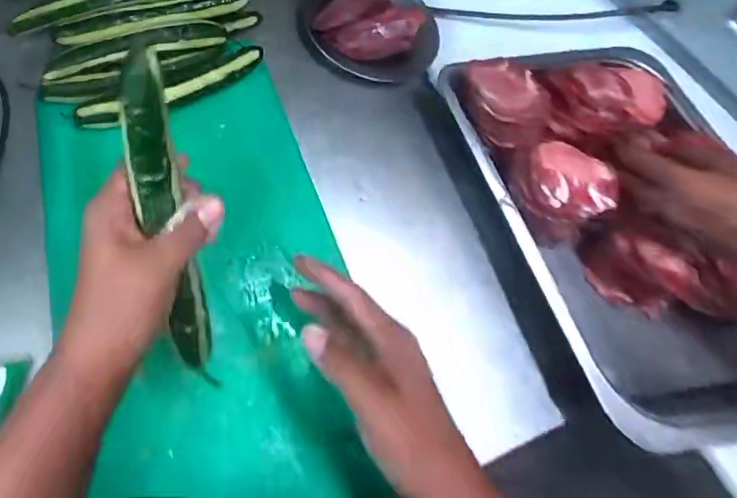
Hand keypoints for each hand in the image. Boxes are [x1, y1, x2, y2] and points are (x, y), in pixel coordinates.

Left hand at [58, 162, 222, 376]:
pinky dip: (174, 236)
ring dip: (179, 216)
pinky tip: (197, 244)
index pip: (133, 168)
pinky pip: (153, 237)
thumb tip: (218, 200)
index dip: (161, 163)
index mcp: (107, 209)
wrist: (97, 363)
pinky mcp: (126, 265)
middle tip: (206, 204)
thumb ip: (191, 229)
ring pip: (152, 215)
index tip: (194, 167)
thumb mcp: (161, 263)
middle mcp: (108, 219)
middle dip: (177, 192)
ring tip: (208, 224)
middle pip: (145, 190)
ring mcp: (116, 243)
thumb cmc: (123, 304)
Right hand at [291, 256, 495, 497]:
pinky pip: (357, 349)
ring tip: (299, 306)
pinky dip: (336, 339)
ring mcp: (393, 366)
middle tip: (290, 282)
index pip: (354, 297)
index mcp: (392, 339)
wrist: (447, 485)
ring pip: (355, 329)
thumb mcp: (371, 400)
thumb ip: (340, 363)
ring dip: (328, 315)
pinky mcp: (390, 386)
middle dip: (323, 293)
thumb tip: (308, 328)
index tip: (297, 260)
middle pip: (354, 309)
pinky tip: (324, 347)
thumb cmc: (409, 437)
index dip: (325, 277)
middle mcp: (393, 344)